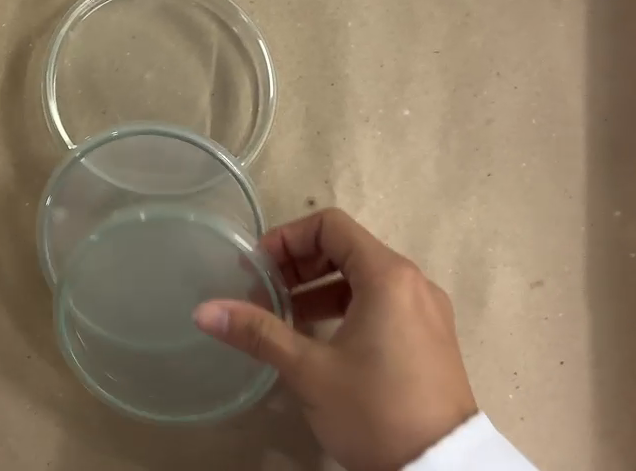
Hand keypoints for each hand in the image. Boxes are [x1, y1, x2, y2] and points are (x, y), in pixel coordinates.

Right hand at [194, 208, 477, 470]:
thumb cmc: (376, 410)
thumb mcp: (309, 370)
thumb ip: (257, 332)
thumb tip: (204, 311)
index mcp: (388, 276)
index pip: (329, 225)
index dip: (287, 238)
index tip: (260, 267)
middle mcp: (413, 283)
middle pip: (345, 247)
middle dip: (299, 263)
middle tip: (266, 290)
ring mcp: (427, 312)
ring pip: (363, 276)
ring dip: (319, 286)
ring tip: (286, 315)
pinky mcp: (431, 340)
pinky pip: (382, 301)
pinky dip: (346, 305)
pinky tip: (320, 337)